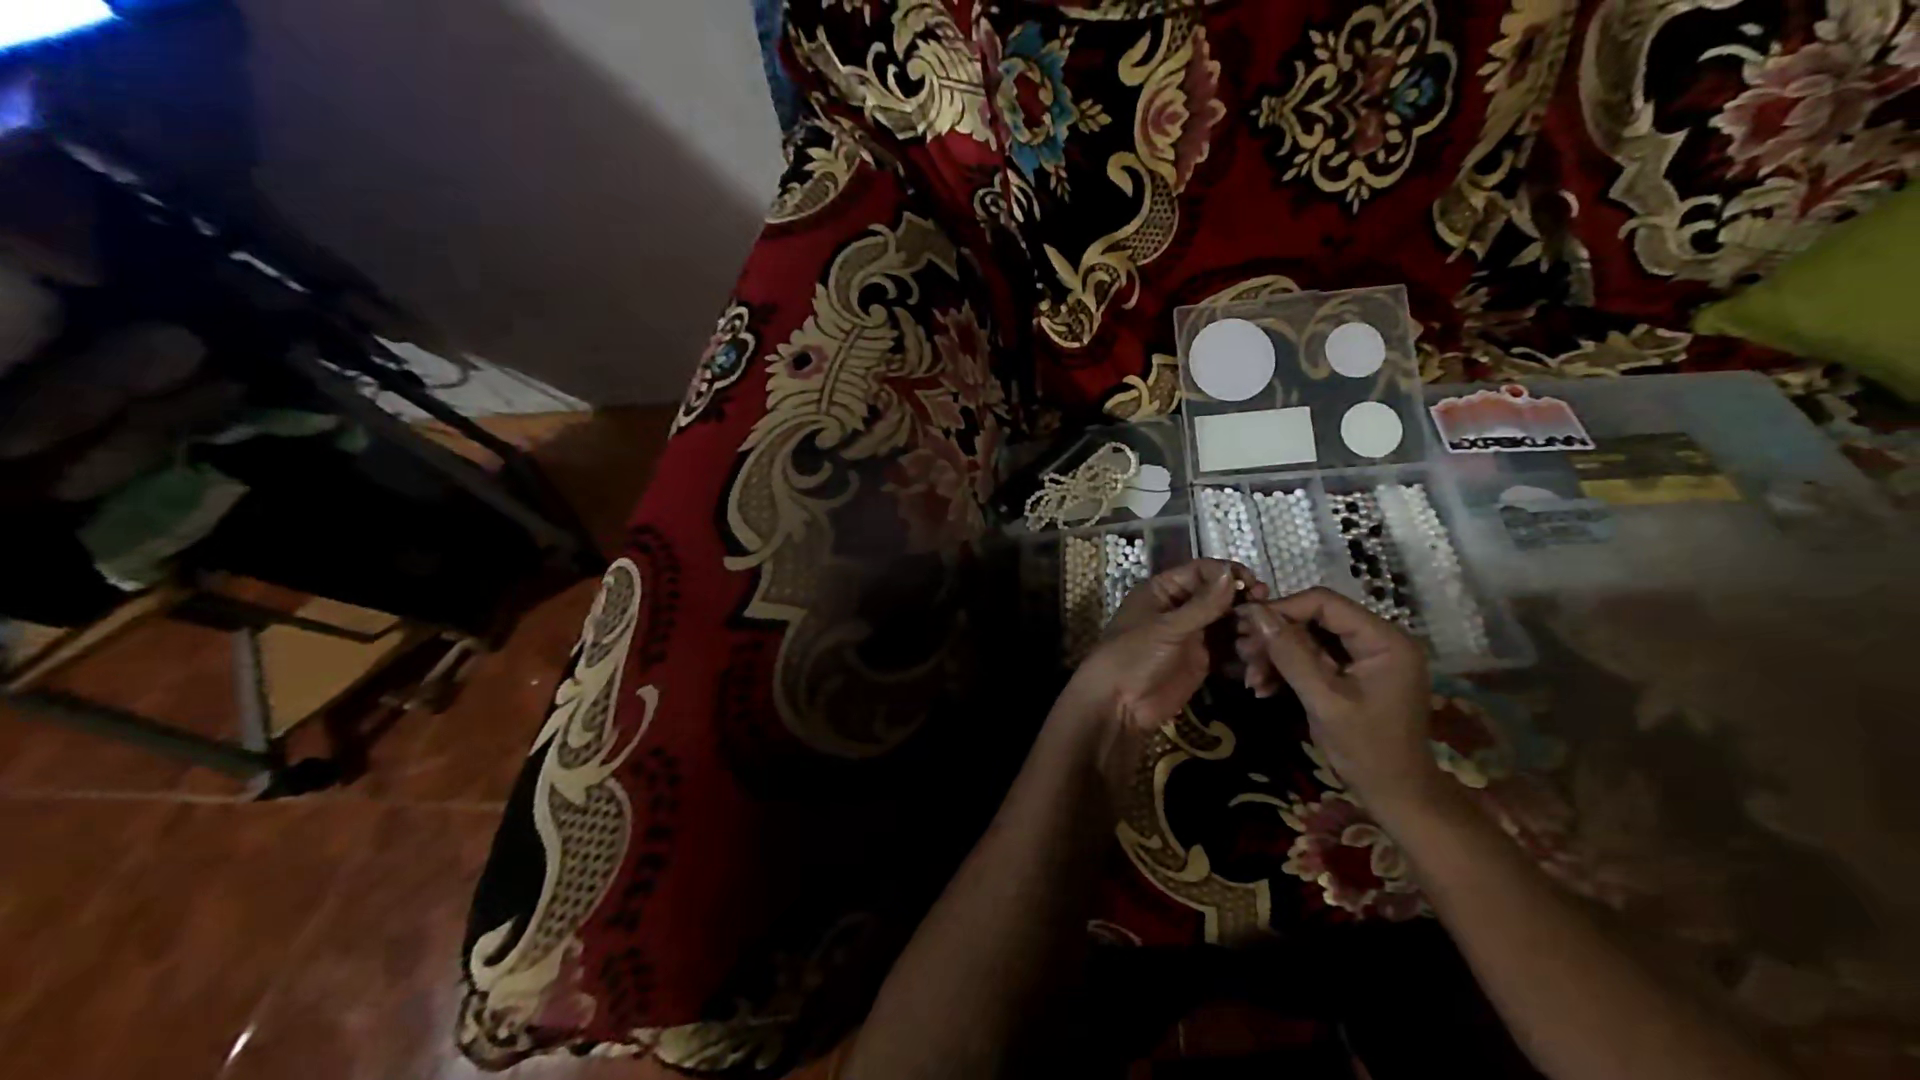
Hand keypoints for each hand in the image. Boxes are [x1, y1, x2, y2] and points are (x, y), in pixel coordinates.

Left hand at [1058, 560, 1261, 793]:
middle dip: (1243, 602)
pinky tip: (1257, 654)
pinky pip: (1229, 647)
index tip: (1254, 587)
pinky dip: (1243, 649)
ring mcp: (1192, 634)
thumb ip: (1202, 604)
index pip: (1202, 572)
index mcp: (1163, 590)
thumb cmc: (1133, 656)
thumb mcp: (1167, 627)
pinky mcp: (1202, 659)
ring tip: (1261, 637)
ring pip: (1227, 622)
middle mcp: (1180, 607)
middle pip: (1219, 596)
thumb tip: (1229, 574)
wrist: (1119, 705)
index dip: (1228, 575)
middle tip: (1266, 611)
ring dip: (1246, 627)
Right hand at [1235, 587, 1440, 819]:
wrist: (1395, 794)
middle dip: (1275, 636)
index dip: (1282, 609)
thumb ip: (1290, 654)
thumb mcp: (1323, 700)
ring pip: (1308, 639)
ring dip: (1276, 655)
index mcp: (1384, 640)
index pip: (1325, 603)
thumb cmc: (1366, 749)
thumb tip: (1255, 614)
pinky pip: (1314, 658)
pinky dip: (1287, 669)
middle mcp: (1378, 640)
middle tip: (1241, 653)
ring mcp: (1366, 657)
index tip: (1244, 624)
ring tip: (1250, 677)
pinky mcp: (1354, 673)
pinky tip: (1263, 687)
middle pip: (1314, 619)